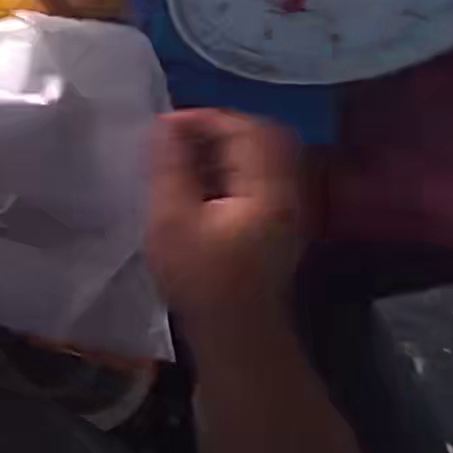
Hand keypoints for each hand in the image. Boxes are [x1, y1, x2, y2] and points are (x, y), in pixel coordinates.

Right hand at [146, 109, 302, 333]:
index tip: (166, 125)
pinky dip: (226, 165)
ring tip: (180, 152)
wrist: (234, 333)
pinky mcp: (272, 221)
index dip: (206, 118)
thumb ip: (171, 168)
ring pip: (260, 155)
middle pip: (263, 136)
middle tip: (176, 134)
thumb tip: (166, 124)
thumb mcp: (172, 219)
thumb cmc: (200, 277)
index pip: (247, 130)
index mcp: (268, 190)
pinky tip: (195, 178)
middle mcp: (286, 192)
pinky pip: (254, 175)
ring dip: (221, 145)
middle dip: (217, 126)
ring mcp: (284, 207)